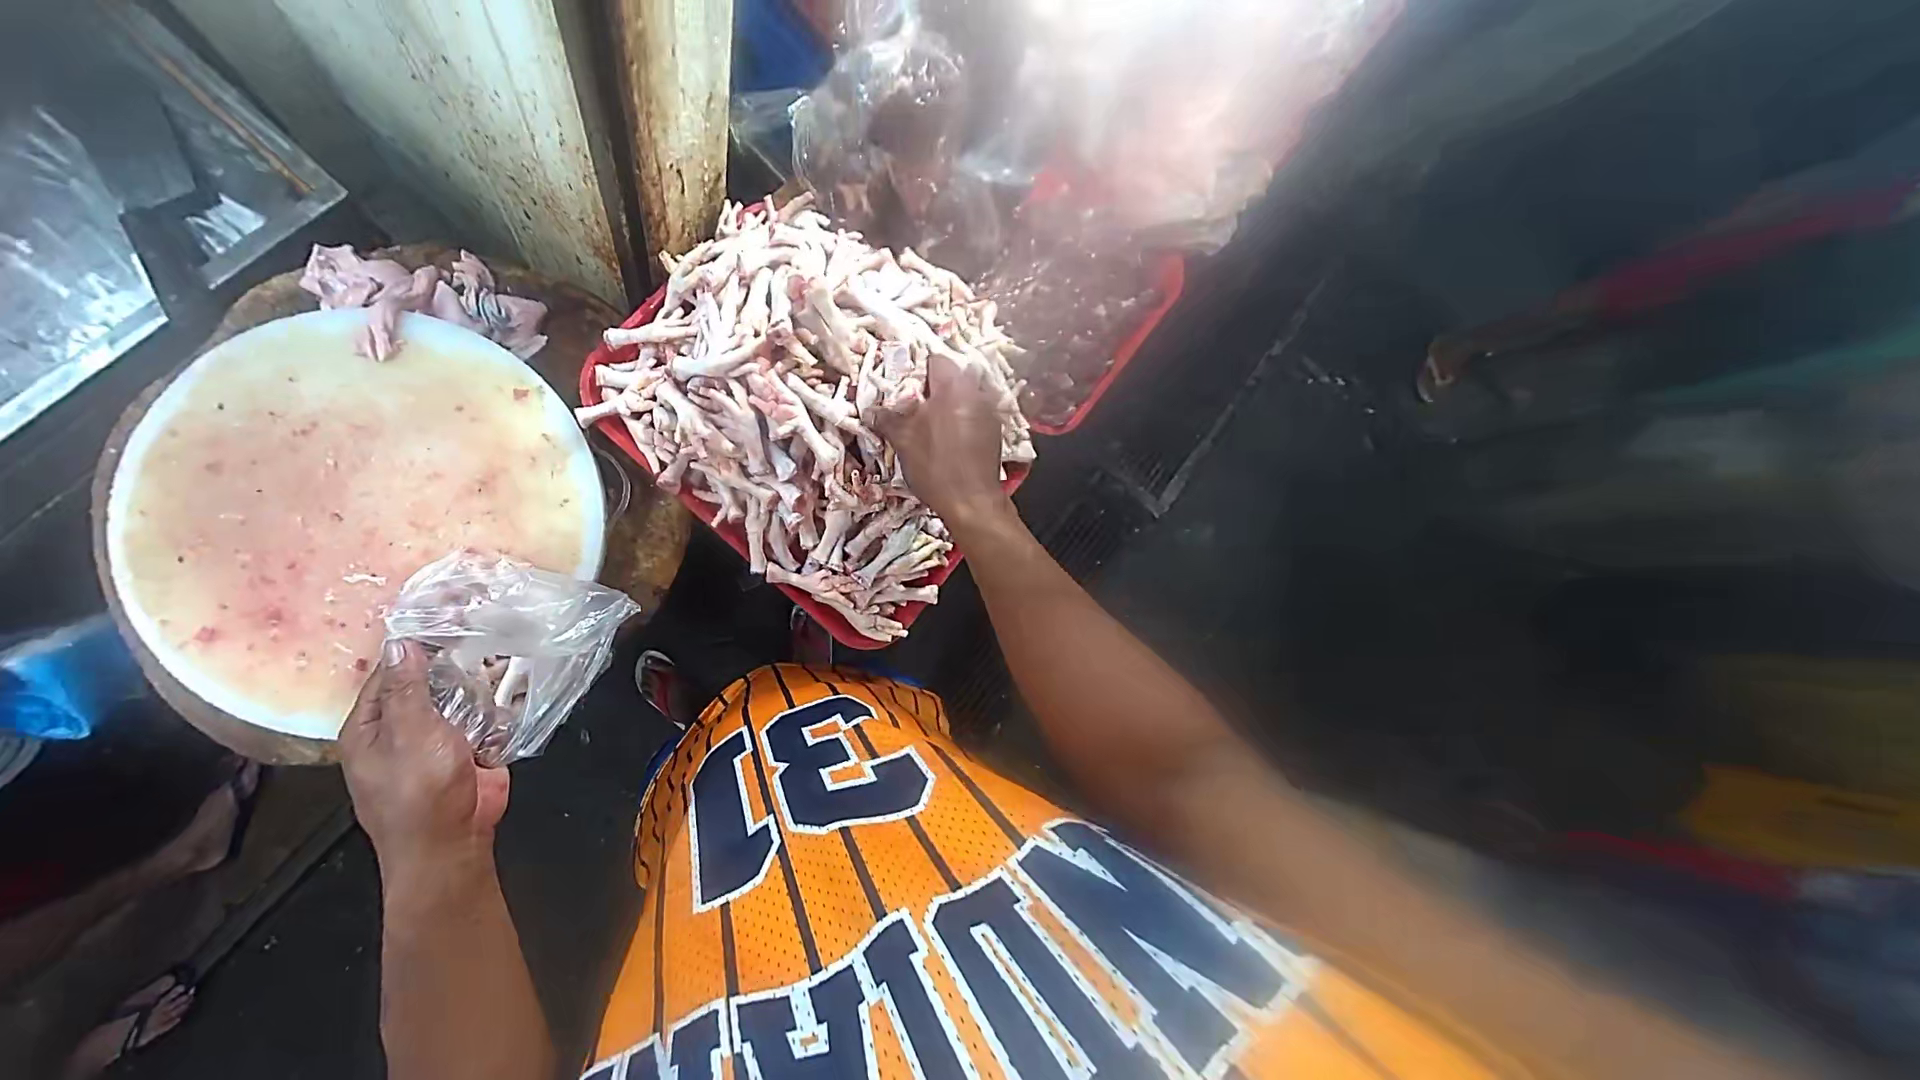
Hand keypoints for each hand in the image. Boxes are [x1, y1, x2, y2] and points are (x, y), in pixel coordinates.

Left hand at [339, 641, 508, 880]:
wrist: (452, 840)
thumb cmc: (419, 790)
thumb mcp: (410, 733)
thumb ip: (407, 688)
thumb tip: (400, 644)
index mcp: (372, 725)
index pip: (390, 671)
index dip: (415, 642)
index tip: (443, 612)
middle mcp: (404, 727)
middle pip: (431, 681)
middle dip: (455, 662)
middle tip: (481, 630)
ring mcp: (441, 738)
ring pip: (463, 697)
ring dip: (480, 687)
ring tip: (500, 658)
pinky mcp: (473, 748)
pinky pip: (486, 717)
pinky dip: (497, 710)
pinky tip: (509, 695)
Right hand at [877, 352, 1010, 527]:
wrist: (972, 503)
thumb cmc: (936, 466)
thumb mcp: (903, 441)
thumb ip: (887, 418)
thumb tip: (872, 411)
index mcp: (954, 386)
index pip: (935, 361)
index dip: (916, 372)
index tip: (903, 391)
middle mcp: (977, 393)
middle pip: (951, 379)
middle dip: (931, 391)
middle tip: (913, 410)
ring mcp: (990, 413)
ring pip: (964, 398)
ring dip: (947, 406)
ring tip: (930, 427)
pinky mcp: (995, 433)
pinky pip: (974, 416)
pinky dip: (961, 421)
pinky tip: (949, 441)